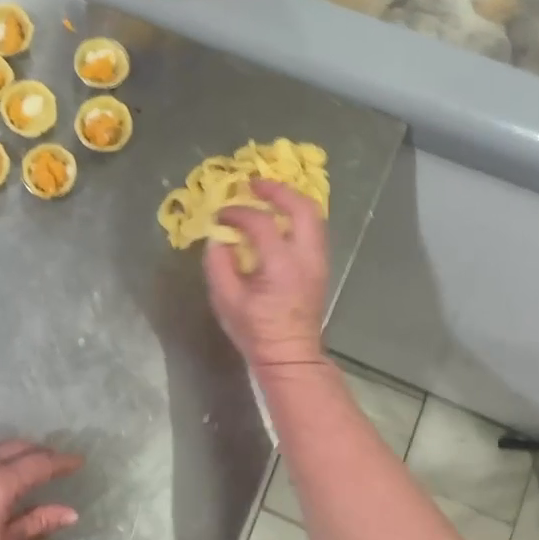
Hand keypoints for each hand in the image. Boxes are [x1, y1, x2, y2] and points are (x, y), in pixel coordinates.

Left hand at [0, 441, 81, 539]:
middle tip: (60, 461)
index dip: (62, 462)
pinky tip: (5, 466)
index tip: (80, 461)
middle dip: (43, 451)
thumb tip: (71, 512)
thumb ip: (38, 522)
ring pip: (1, 445)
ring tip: (36, 461)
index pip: (40, 463)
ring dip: (22, 449)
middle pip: (21, 447)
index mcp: (3, 480)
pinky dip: (4, 452)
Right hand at [203, 179, 330, 369]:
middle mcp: (306, 257)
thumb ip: (218, 265)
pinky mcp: (319, 266)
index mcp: (281, 265)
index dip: (238, 213)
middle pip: (301, 207)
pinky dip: (296, 215)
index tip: (220, 215)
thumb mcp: (226, 300)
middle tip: (253, 185)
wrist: (290, 354)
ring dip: (289, 201)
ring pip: (313, 216)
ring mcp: (318, 260)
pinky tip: (278, 219)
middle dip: (277, 191)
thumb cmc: (255, 331)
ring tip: (267, 197)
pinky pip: (313, 229)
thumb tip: (218, 239)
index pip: (260, 223)